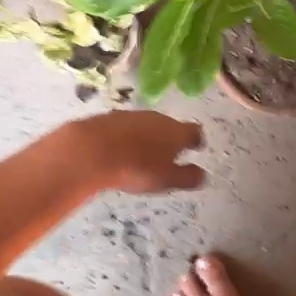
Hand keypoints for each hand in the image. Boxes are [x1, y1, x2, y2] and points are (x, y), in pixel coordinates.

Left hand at [45, 111, 206, 194]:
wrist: (91, 150)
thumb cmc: (137, 168)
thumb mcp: (166, 179)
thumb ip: (187, 177)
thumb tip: (203, 174)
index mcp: (176, 132)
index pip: (194, 132)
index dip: (196, 140)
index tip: (197, 147)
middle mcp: (158, 118)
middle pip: (170, 126)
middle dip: (170, 139)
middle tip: (168, 155)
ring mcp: (133, 115)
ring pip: (146, 125)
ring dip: (147, 137)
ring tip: (142, 154)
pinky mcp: (110, 117)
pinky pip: (124, 127)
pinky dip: (126, 137)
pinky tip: (119, 150)